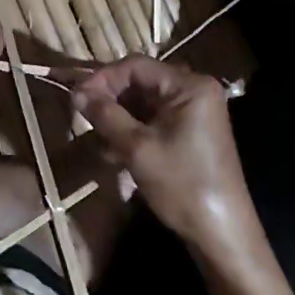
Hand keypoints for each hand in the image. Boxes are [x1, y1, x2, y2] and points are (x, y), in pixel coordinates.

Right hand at [70, 56, 263, 264]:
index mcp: (190, 85)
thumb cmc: (181, 184)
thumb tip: (77, 92)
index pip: (137, 66)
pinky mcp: (191, 132)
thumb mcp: (138, 149)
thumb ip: (106, 115)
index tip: (75, 98)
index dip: (103, 78)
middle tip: (81, 118)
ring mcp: (195, 112)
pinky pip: (156, 121)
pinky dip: (134, 132)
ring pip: (146, 104)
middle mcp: (196, 91)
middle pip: (142, 83)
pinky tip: (112, 153)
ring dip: (119, 118)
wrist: (220, 228)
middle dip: (110, 99)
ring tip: (96, 140)